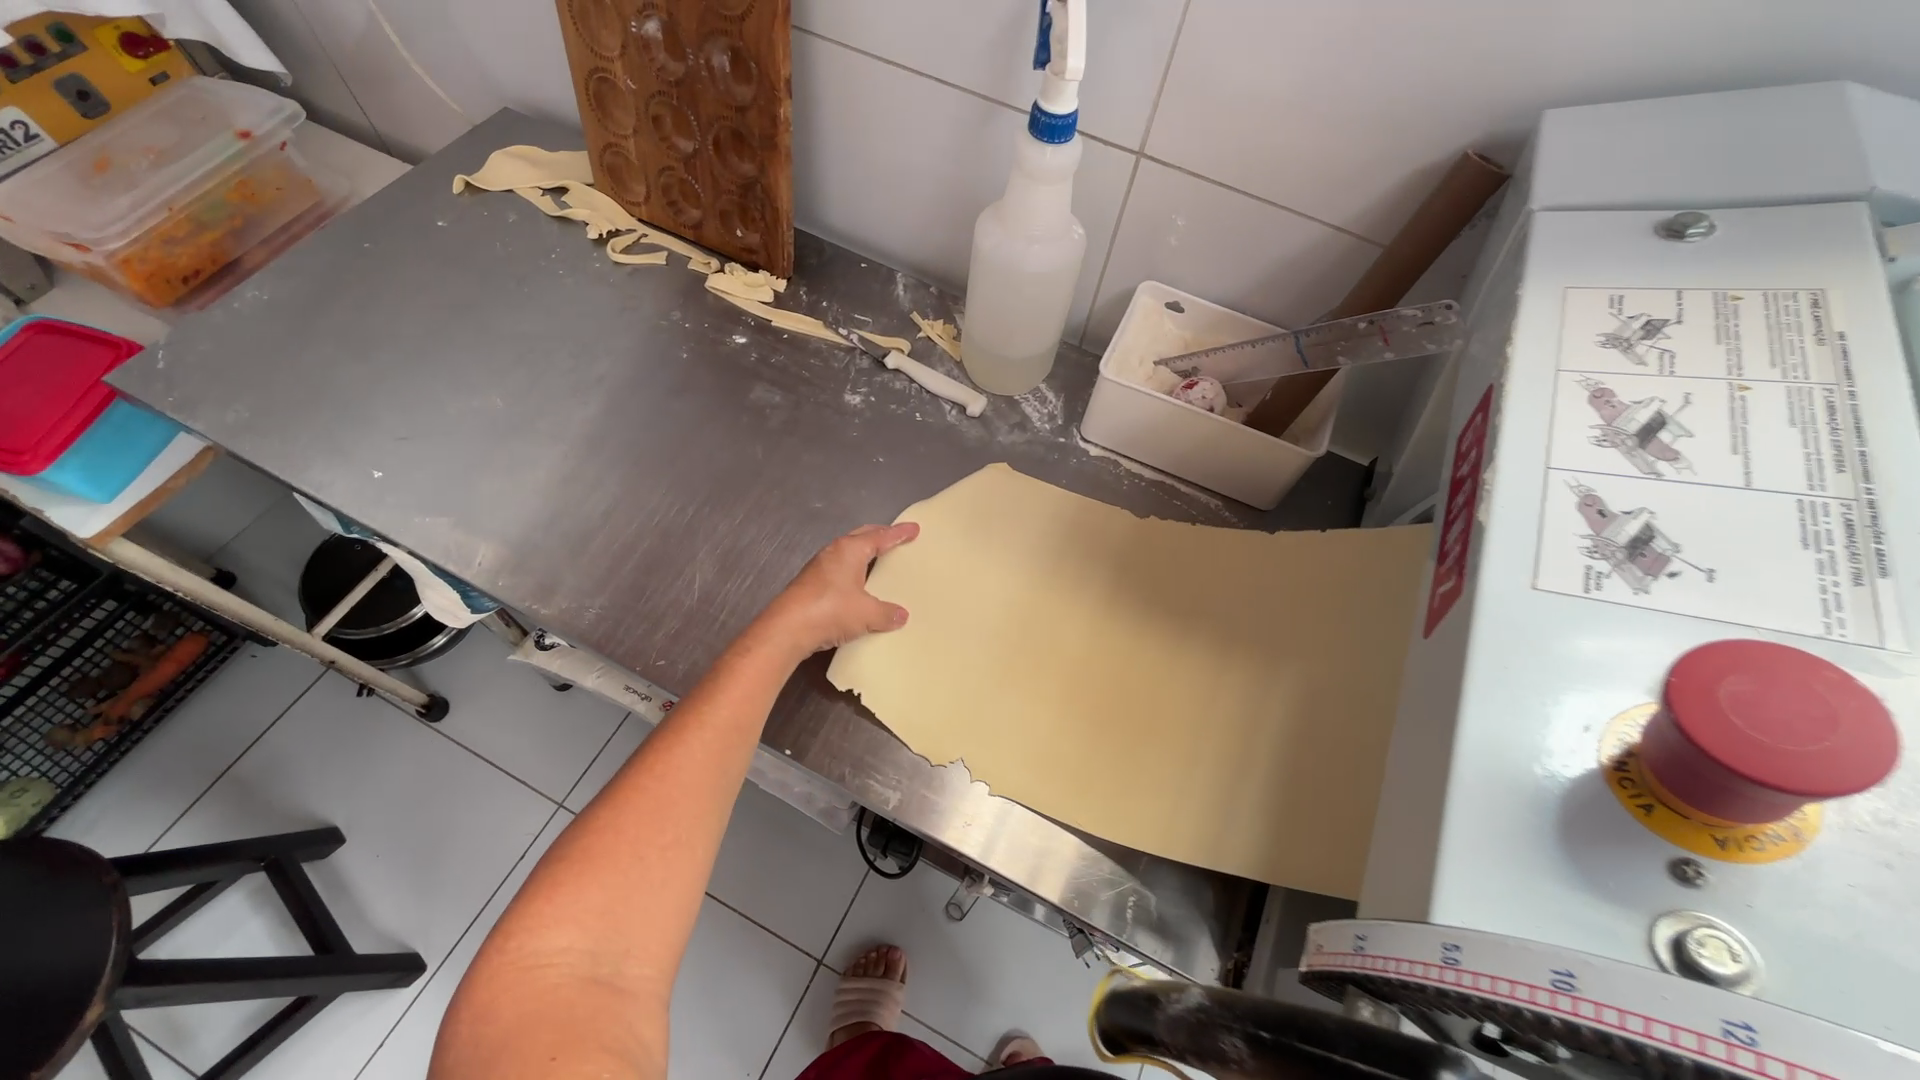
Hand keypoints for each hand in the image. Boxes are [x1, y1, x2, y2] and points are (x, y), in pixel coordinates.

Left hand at [750, 523, 919, 659]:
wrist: (787, 628)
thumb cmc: (830, 610)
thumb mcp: (867, 614)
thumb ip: (886, 613)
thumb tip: (900, 615)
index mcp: (850, 550)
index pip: (880, 536)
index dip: (899, 533)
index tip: (913, 529)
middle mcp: (833, 552)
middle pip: (860, 538)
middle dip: (878, 536)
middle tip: (894, 538)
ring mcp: (818, 568)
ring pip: (846, 554)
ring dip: (862, 554)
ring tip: (876, 560)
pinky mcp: (809, 585)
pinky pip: (837, 571)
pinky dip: (851, 572)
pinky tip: (855, 585)